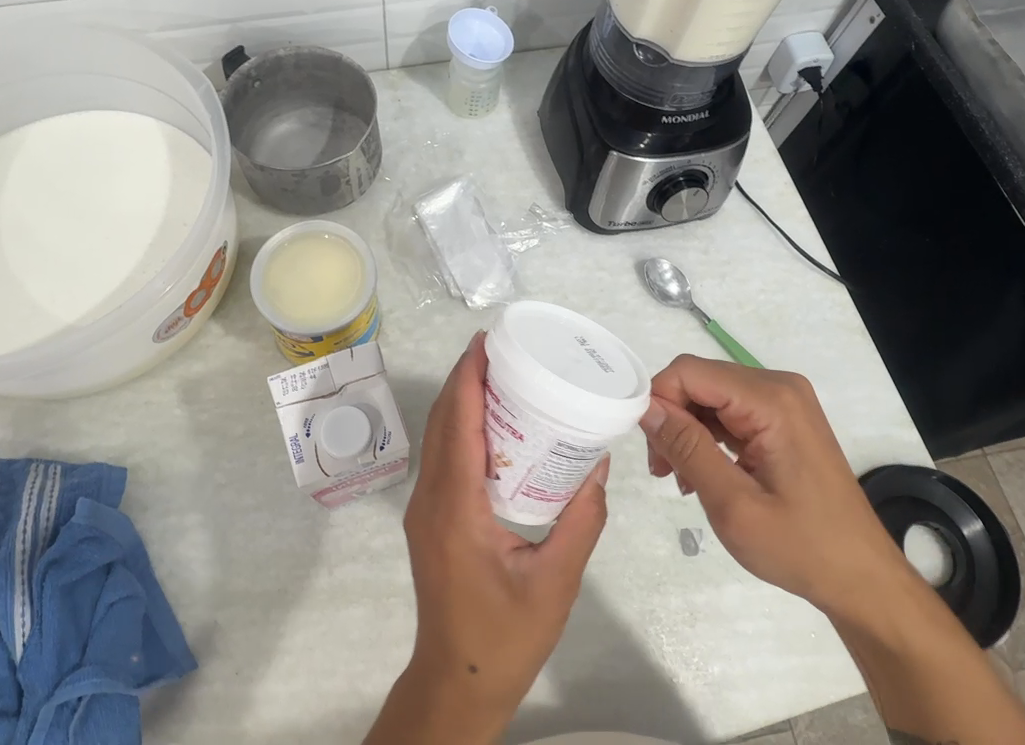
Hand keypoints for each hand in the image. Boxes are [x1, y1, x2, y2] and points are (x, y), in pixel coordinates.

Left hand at [366, 333, 609, 744]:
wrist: (458, 682)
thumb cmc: (505, 635)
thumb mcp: (555, 581)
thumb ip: (581, 521)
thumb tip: (598, 464)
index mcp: (457, 509)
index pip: (457, 425)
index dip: (468, 379)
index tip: (487, 342)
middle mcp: (432, 500)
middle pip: (442, 422)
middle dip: (465, 379)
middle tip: (502, 348)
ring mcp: (426, 511)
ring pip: (437, 438)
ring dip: (460, 401)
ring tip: (498, 374)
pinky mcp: (431, 521)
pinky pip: (442, 458)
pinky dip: (460, 428)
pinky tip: (491, 425)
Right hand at [638, 355, 914, 620]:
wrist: (861, 577)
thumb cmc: (800, 547)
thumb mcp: (733, 504)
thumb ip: (687, 449)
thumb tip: (647, 408)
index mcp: (771, 401)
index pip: (689, 372)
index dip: (658, 401)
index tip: (648, 449)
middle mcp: (779, 388)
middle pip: (700, 381)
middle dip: (671, 419)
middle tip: (663, 471)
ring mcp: (785, 403)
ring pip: (711, 396)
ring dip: (687, 431)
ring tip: (680, 479)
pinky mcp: (784, 420)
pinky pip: (730, 412)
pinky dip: (708, 437)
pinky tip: (702, 474)